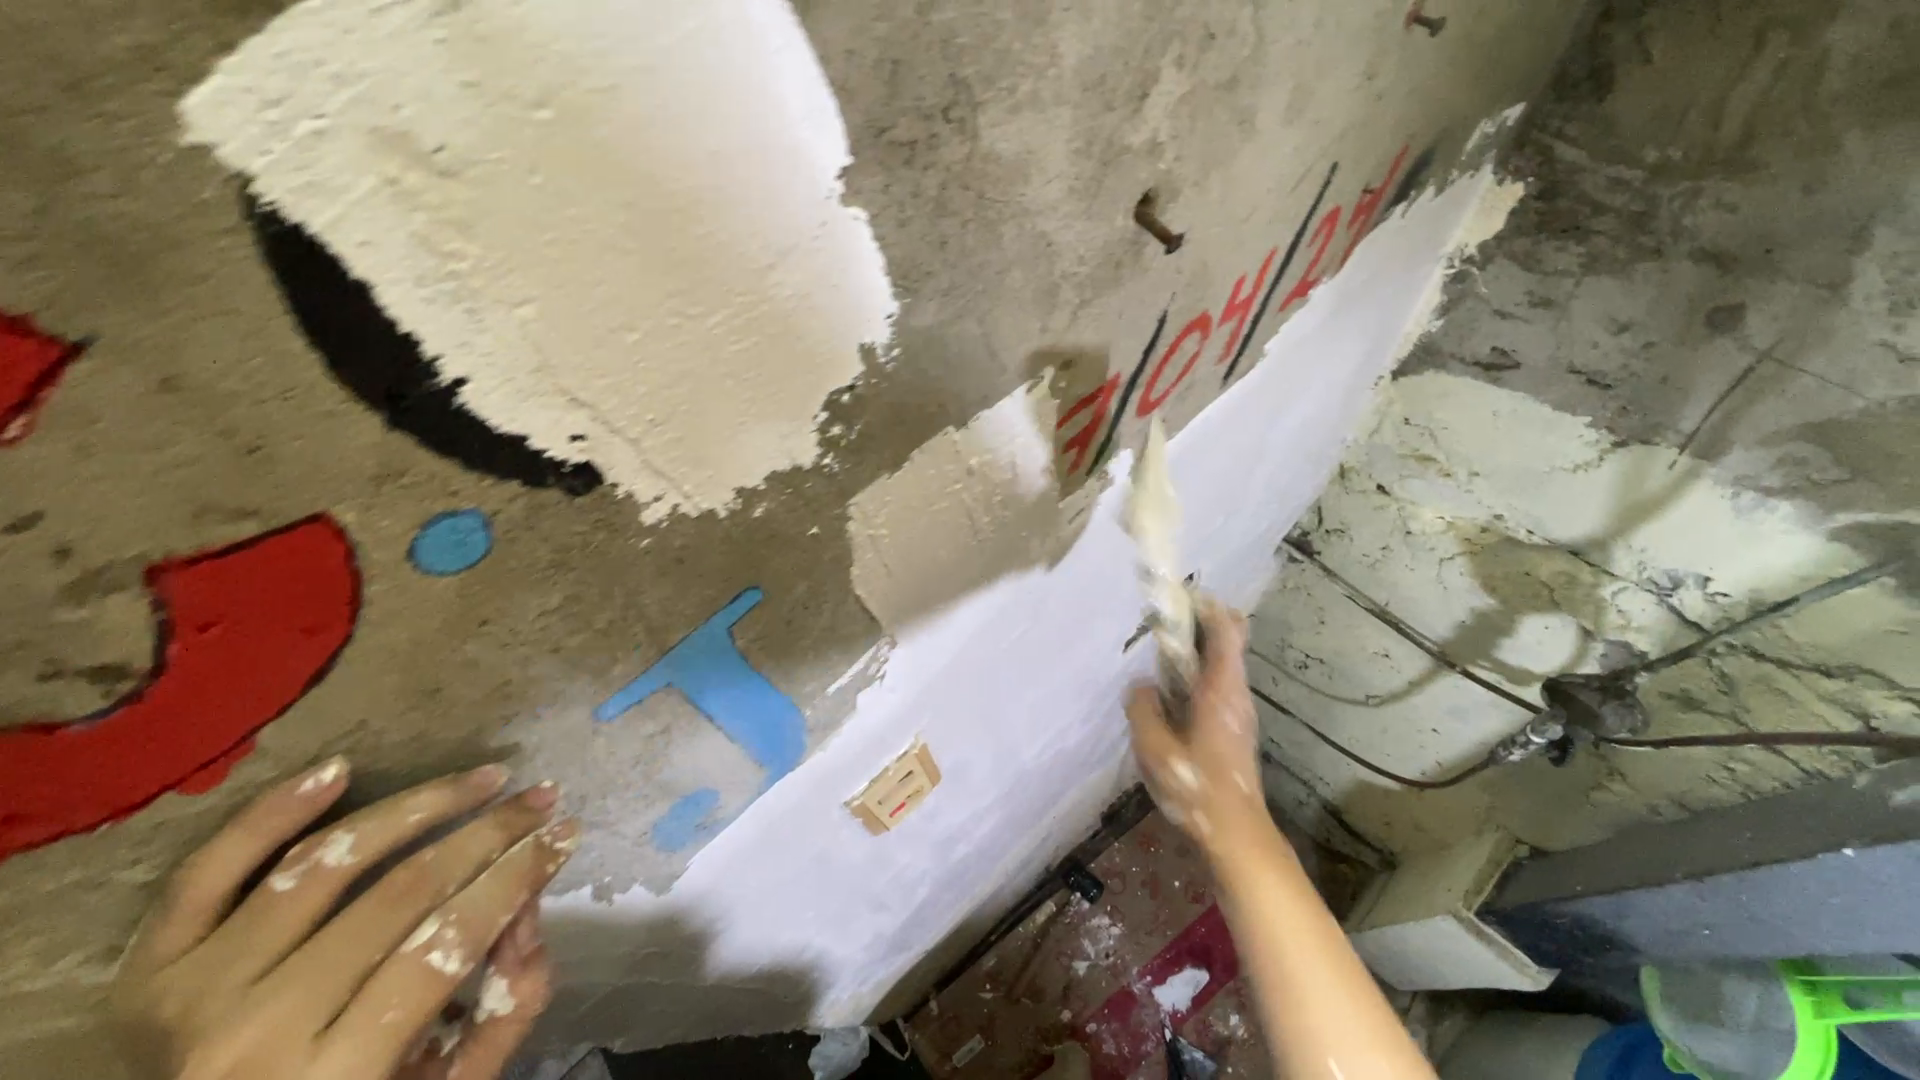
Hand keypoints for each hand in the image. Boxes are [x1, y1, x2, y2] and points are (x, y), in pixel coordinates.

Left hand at [112, 757, 578, 1079]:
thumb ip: (504, 1012)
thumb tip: (529, 907)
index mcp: (330, 1079)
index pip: (445, 945)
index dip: (516, 878)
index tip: (567, 832)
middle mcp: (252, 1030)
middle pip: (396, 895)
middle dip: (488, 835)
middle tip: (540, 798)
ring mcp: (190, 993)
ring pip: (321, 865)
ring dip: (415, 806)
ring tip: (481, 777)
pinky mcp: (147, 969)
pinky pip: (208, 872)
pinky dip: (272, 812)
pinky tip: (340, 769)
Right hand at [1126, 597, 1263, 847]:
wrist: (1236, 831)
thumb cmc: (1196, 787)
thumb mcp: (1154, 748)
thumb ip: (1143, 709)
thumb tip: (1141, 686)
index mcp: (1221, 689)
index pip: (1226, 629)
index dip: (1206, 605)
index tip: (1178, 598)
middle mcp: (1237, 693)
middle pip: (1227, 642)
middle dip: (1196, 626)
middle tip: (1160, 628)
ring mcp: (1240, 712)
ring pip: (1222, 666)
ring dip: (1195, 655)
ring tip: (1158, 663)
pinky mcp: (1236, 729)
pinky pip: (1218, 687)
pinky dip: (1197, 678)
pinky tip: (1169, 699)